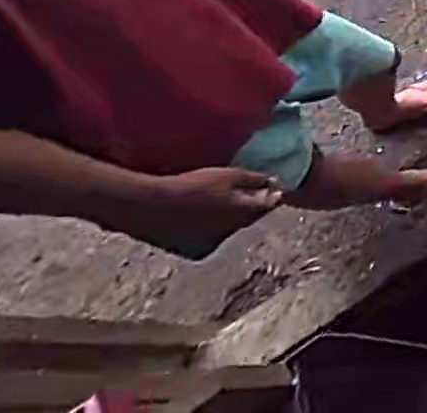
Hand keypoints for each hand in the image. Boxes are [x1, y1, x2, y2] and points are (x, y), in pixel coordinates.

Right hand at [109, 166, 283, 243]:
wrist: (148, 206)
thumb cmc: (192, 185)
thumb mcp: (230, 175)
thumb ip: (255, 180)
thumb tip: (273, 182)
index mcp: (241, 213)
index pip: (266, 206)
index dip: (273, 197)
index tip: (277, 190)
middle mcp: (230, 232)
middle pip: (249, 218)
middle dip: (254, 206)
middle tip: (256, 193)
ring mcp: (211, 244)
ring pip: (231, 228)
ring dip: (234, 217)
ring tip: (225, 203)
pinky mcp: (193, 251)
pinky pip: (213, 238)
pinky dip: (215, 228)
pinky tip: (205, 216)